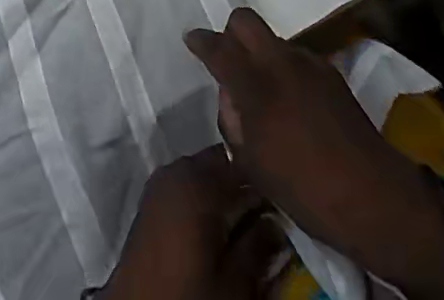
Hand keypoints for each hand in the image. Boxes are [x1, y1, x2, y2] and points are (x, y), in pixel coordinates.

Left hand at [101, 147, 282, 299]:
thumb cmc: (189, 295)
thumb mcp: (236, 282)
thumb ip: (261, 245)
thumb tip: (279, 222)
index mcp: (197, 179)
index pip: (243, 157)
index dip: (270, 174)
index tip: (290, 194)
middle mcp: (177, 170)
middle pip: (223, 162)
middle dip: (249, 180)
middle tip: (276, 209)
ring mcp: (161, 183)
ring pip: (206, 173)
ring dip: (229, 189)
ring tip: (255, 217)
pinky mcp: (153, 201)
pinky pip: (189, 186)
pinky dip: (208, 198)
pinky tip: (226, 223)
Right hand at [185, 9, 443, 297]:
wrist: (375, 198)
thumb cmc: (303, 187)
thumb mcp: (251, 161)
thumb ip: (232, 119)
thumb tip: (231, 96)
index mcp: (254, 84)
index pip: (217, 47)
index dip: (200, 41)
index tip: (191, 40)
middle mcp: (280, 62)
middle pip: (245, 20)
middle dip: (230, 33)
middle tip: (228, 61)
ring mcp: (310, 64)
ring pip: (272, 39)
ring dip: (261, 54)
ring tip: (265, 92)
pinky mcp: (332, 75)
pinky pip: (296, 58)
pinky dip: (285, 69)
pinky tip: (292, 103)